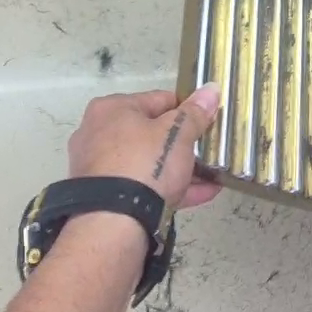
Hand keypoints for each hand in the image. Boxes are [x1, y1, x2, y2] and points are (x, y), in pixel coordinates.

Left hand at [67, 84, 221, 208]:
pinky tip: (203, 193)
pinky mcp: (105, 197)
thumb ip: (195, 113)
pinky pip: (144, 187)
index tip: (208, 123)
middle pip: (152, 133)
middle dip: (184, 144)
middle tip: (210, 151)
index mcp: (112, 109)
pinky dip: (171, 188)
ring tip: (213, 176)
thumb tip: (211, 88)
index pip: (159, 100)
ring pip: (149, 163)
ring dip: (182, 169)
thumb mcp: (177, 134)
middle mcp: (98, 133)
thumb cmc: (146, 164)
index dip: (188, 110)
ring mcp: (100, 168)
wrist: (114, 223)